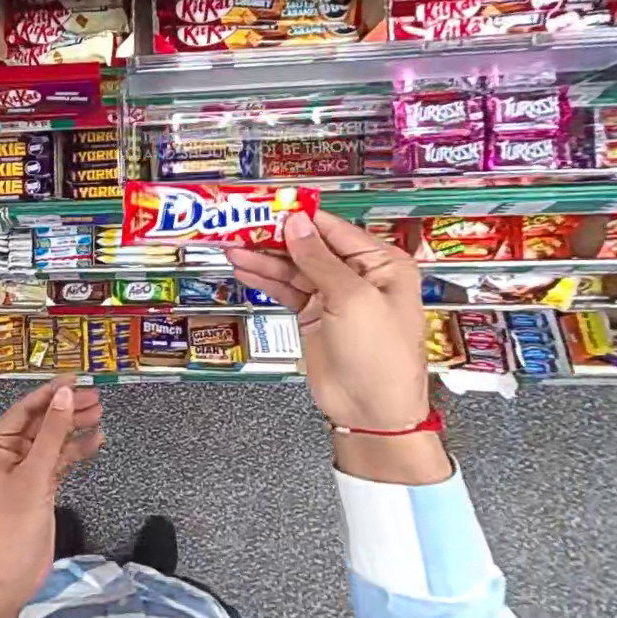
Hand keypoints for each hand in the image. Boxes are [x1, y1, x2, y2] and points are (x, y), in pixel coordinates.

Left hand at [0, 375, 103, 605]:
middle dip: (66, 409)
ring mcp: (27, 471)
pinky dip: (77, 451)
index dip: (49, 393)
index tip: (74, 380)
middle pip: (41, 423)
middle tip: (95, 397)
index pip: (25, 410)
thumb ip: (53, 433)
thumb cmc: (14, 524)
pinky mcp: (41, 487)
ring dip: (74, 427)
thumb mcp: (35, 474)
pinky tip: (96, 441)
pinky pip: (60, 460)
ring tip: (99, 413)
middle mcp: (10, 455)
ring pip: (53, 440)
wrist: (11, 576)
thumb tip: (65, 395)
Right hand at [227, 210, 432, 431]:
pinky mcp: (314, 315)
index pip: (333, 229)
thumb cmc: (382, 359)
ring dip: (263, 258)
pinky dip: (264, 280)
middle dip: (275, 237)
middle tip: (243, 226)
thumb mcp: (351, 299)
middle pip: (308, 246)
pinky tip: (246, 269)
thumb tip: (297, 225)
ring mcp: (334, 296)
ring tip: (234, 247)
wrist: (371, 410)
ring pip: (292, 268)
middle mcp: (358, 276)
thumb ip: (319, 260)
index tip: (271, 207)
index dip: (300, 217)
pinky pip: (285, 289)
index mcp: (381, 264)